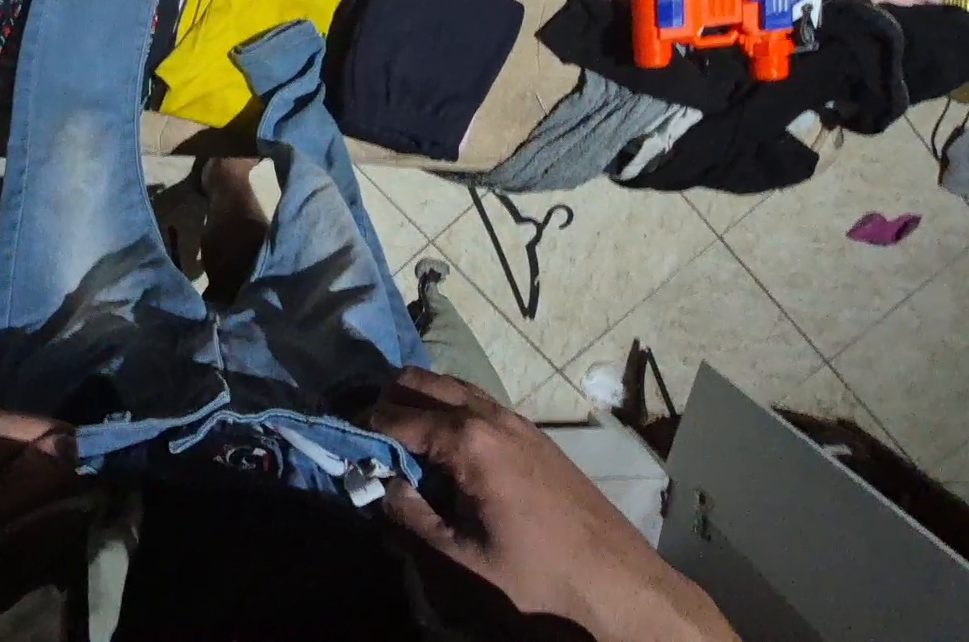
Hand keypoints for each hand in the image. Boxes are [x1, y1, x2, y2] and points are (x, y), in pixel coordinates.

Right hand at [365, 368, 736, 641]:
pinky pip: (475, 399)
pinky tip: (445, 443)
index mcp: (467, 441)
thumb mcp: (463, 562)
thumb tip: (379, 483)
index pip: (395, 416)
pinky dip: (447, 405)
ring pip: (449, 383)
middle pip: (419, 380)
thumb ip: (410, 517)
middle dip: (386, 399)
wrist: (626, 589)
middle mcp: (487, 414)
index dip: (363, 427)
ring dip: (418, 399)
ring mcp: (513, 417)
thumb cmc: (540, 580)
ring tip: (400, 436)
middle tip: (369, 435)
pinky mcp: (531, 430)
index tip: (342, 439)